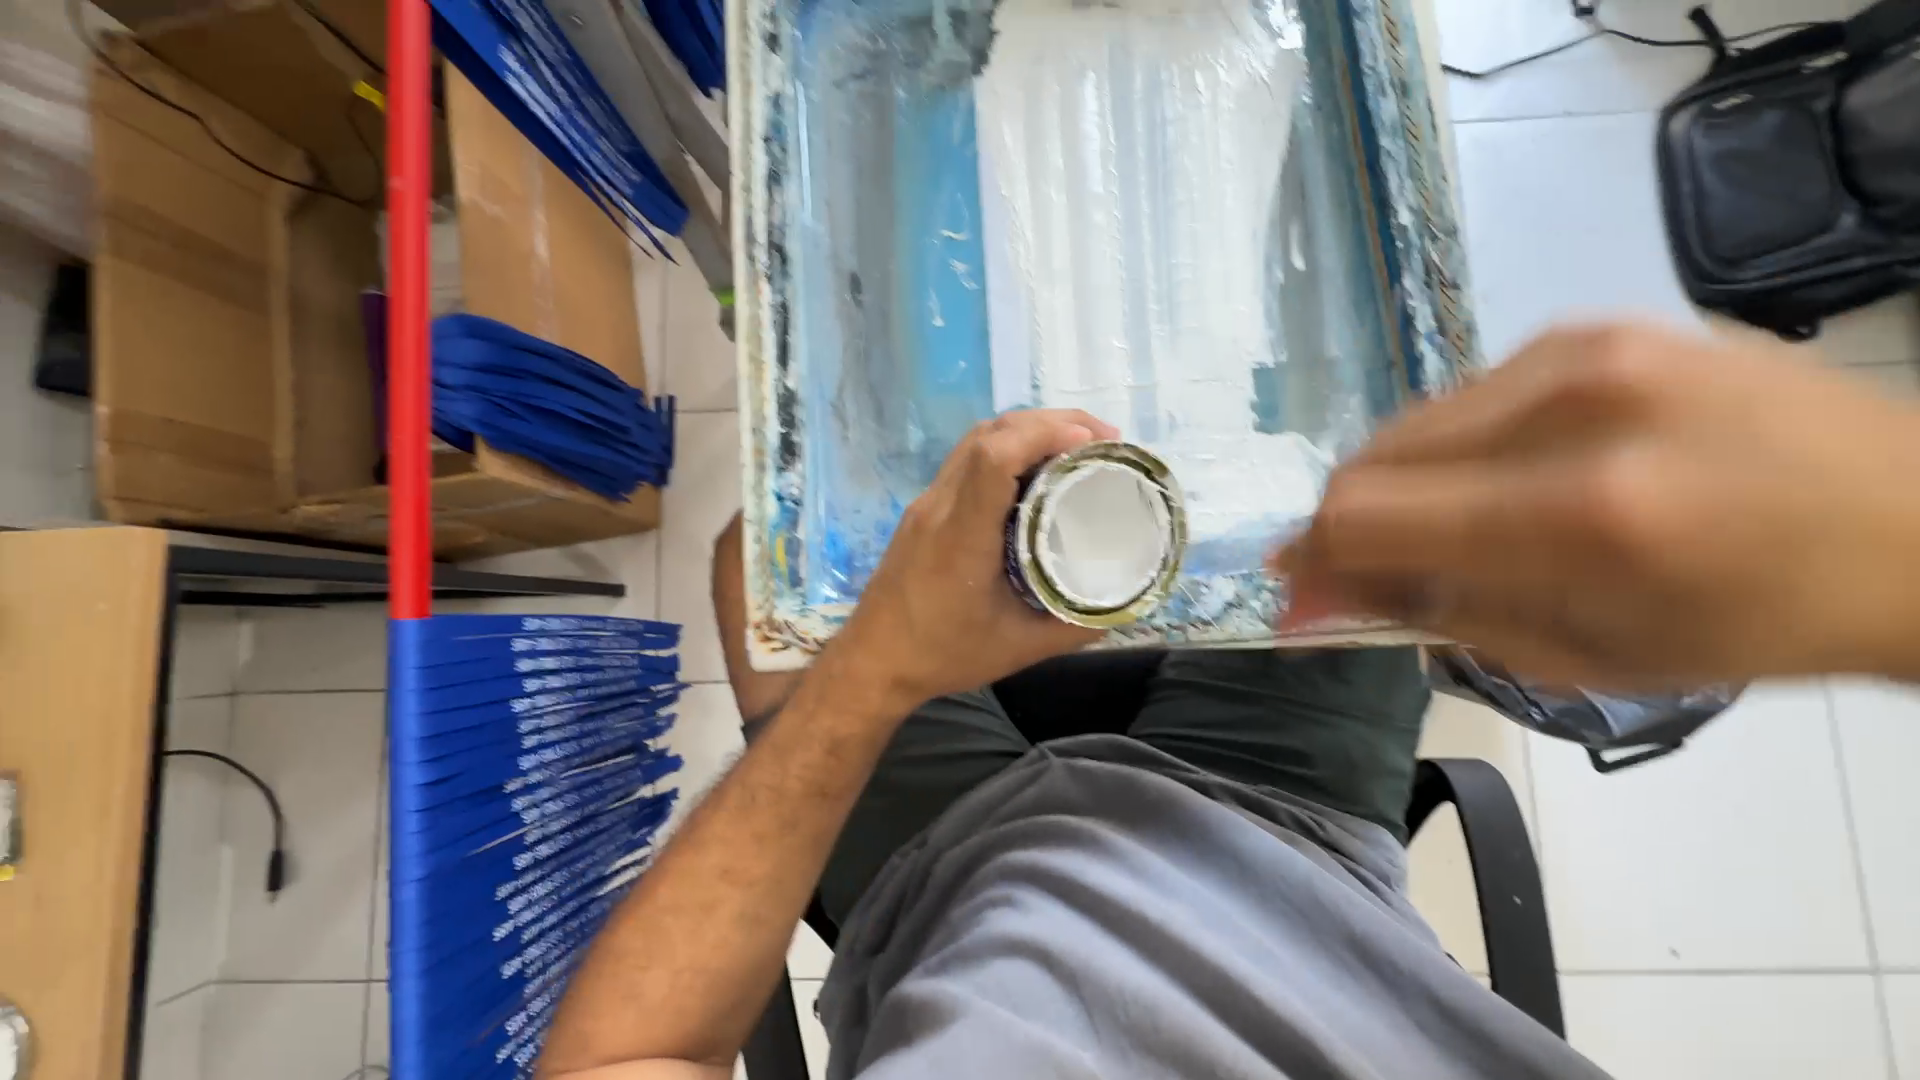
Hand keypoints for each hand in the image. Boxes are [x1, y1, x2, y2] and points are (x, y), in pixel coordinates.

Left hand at [831, 409, 1121, 709]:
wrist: (874, 661)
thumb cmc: (943, 654)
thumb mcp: (1018, 649)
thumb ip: (1073, 627)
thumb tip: (1125, 607)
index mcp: (962, 535)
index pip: (994, 459)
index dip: (1045, 435)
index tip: (1092, 442)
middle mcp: (940, 507)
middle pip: (990, 434)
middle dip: (1049, 422)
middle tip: (1101, 439)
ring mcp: (927, 504)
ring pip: (975, 440)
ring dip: (1027, 430)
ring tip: (1075, 445)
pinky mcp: (924, 510)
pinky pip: (967, 459)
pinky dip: (1006, 448)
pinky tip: (1034, 470)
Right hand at [1273, 321, 1919, 687]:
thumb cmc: (1754, 622)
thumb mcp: (1584, 655)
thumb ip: (1434, 614)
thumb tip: (1319, 594)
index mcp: (1582, 512)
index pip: (1366, 518)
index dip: (1311, 558)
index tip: (1295, 589)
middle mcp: (1570, 405)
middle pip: (1369, 461)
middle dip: (1342, 524)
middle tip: (1354, 569)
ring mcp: (1581, 350)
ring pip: (1406, 425)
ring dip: (1393, 486)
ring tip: (1433, 529)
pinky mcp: (1590, 327)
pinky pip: (1460, 398)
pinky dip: (1444, 449)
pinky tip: (1487, 480)